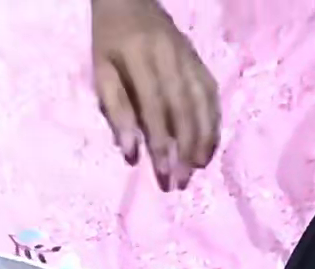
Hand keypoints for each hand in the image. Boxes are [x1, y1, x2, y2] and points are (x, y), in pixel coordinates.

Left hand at [91, 0, 219, 189]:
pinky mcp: (198, 60)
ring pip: (203, 102)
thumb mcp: (101, 73)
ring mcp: (188, 57)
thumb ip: (116, 112)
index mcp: (141, 58)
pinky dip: (213, 121)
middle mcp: (170, 56)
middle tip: (182, 181)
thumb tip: (131, 155)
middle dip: (185, 150)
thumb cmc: (110, 42)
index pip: (155, 109)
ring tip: (199, 167)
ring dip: (204, 139)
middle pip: (184, 109)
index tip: (164, 177)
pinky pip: (211, 93)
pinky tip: (209, 145)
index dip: (161, 146)